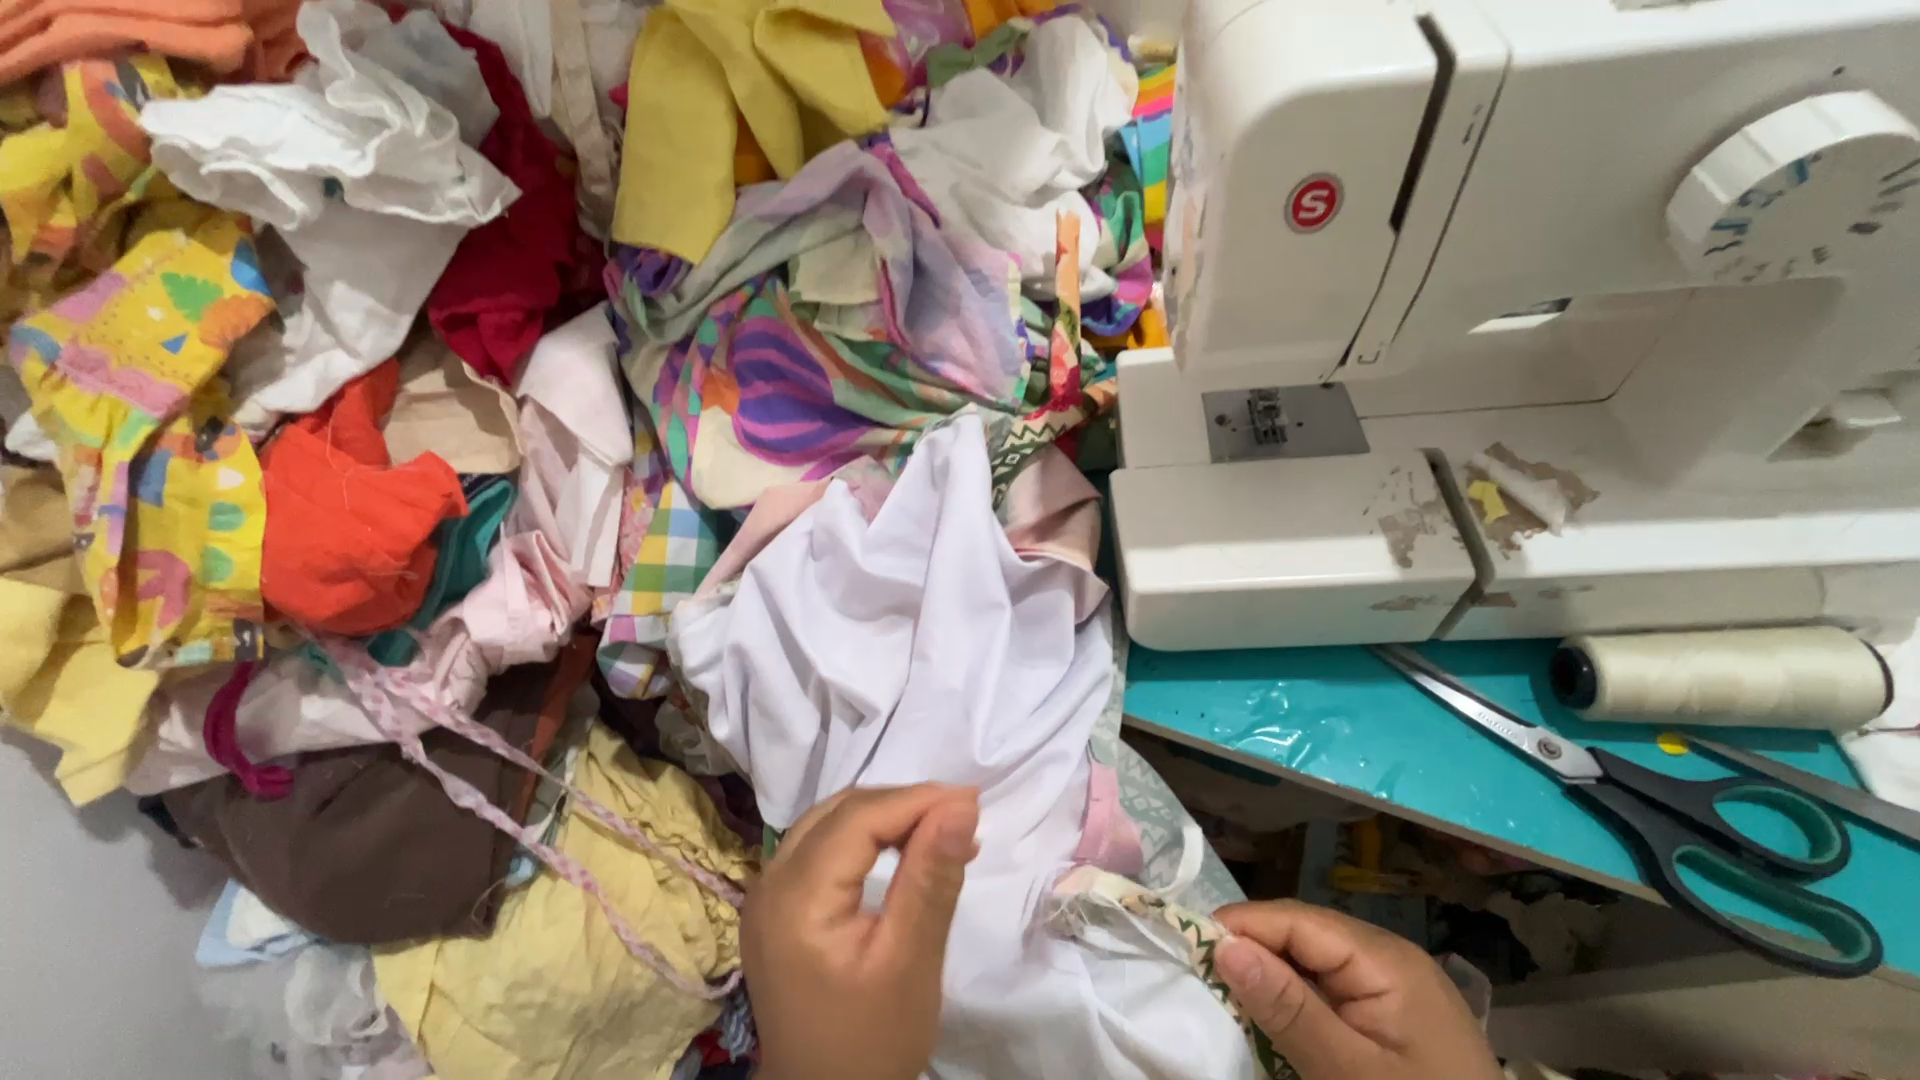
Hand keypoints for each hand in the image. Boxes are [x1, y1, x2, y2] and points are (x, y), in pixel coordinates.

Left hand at [744, 785, 979, 1079]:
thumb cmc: (872, 1041)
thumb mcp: (911, 962)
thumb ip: (932, 878)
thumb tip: (960, 805)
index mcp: (795, 898)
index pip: (858, 818)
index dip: (916, 800)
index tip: (971, 801)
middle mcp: (769, 882)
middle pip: (839, 813)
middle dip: (902, 804)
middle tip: (961, 817)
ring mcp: (765, 894)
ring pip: (828, 823)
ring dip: (884, 817)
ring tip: (939, 831)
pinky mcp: (774, 908)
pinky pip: (820, 848)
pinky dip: (864, 839)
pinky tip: (902, 851)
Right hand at [1213, 900, 1501, 1079]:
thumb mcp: (1348, 1074)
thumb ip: (1288, 1007)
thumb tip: (1223, 944)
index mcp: (1385, 958)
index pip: (1294, 919)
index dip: (1239, 927)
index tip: (1188, 950)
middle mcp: (1390, 956)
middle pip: (1302, 932)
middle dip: (1252, 950)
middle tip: (1205, 982)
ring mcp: (1396, 984)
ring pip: (1313, 959)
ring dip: (1272, 975)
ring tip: (1233, 1001)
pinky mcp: (1396, 1012)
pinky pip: (1333, 986)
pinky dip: (1299, 999)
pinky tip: (1278, 1020)